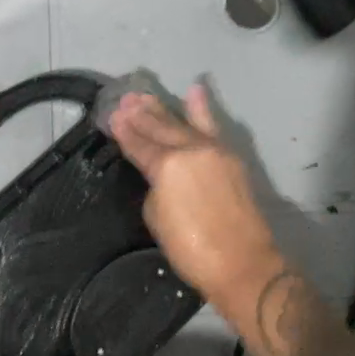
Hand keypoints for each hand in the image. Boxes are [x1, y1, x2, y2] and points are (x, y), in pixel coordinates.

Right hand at [109, 84, 286, 322]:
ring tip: (144, 96)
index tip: (112, 117)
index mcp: (167, 166)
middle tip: (124, 100)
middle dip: (140, 115)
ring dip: (163, 109)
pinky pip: (210, 126)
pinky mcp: (230, 157)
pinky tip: (194, 91)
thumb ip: (156, 186)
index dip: (124, 131)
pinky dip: (200, 109)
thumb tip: (162, 175)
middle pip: (160, 128)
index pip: (139, 144)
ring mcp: (213, 150)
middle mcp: (190, 150)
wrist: (242, 263)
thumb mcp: (157, 217)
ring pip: (183, 123)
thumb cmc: (191, 248)